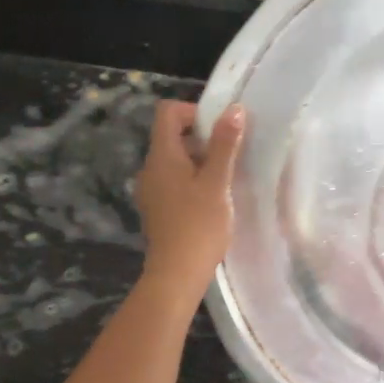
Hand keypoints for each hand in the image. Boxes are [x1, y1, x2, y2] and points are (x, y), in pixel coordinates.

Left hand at [136, 100, 244, 296]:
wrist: (177, 273)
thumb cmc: (199, 225)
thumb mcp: (217, 182)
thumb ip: (225, 145)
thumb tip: (234, 109)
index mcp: (161, 156)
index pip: (168, 112)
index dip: (193, 111)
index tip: (220, 129)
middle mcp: (150, 168)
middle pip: (171, 136)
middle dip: (201, 138)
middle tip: (229, 156)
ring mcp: (151, 190)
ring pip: (174, 161)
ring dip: (199, 161)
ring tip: (224, 179)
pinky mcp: (157, 208)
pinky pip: (173, 181)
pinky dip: (191, 181)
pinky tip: (211, 200)